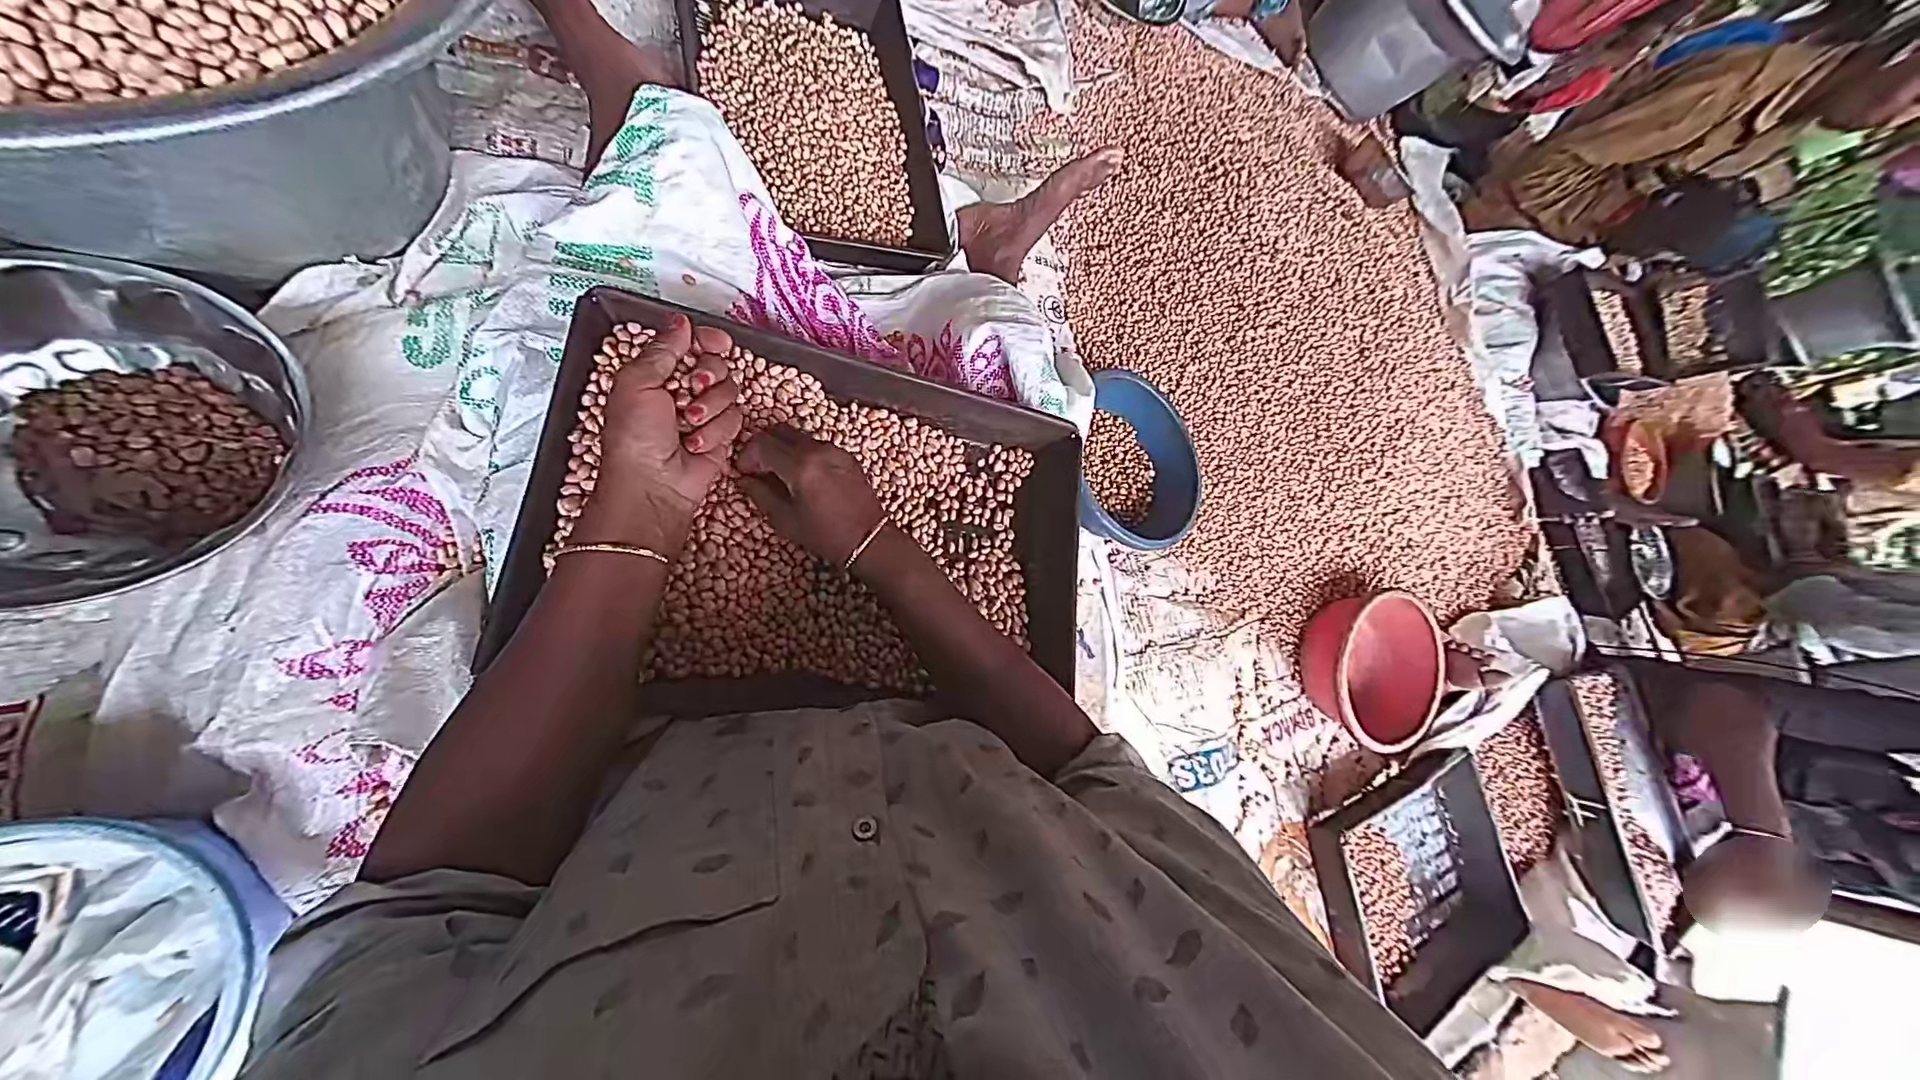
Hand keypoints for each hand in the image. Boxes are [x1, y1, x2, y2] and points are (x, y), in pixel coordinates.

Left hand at [572, 315, 743, 552]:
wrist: (654, 483)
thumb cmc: (635, 438)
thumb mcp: (637, 381)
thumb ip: (663, 349)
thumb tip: (680, 322)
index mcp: (660, 373)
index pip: (693, 344)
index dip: (707, 341)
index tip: (716, 343)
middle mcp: (684, 391)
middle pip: (718, 364)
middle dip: (709, 376)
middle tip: (692, 389)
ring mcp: (705, 413)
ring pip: (730, 392)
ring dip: (710, 408)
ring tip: (688, 425)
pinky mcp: (722, 435)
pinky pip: (736, 418)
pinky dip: (717, 431)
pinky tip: (696, 444)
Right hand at [734, 425, 885, 564]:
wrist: (868, 539)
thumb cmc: (826, 535)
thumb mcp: (785, 520)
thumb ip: (760, 494)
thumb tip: (745, 479)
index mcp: (801, 465)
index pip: (762, 444)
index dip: (746, 456)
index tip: (743, 472)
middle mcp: (818, 450)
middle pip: (778, 431)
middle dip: (761, 447)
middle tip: (755, 469)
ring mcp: (835, 450)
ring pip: (797, 435)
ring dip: (781, 448)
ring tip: (777, 474)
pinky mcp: (846, 455)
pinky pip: (814, 444)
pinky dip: (800, 452)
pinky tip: (799, 476)